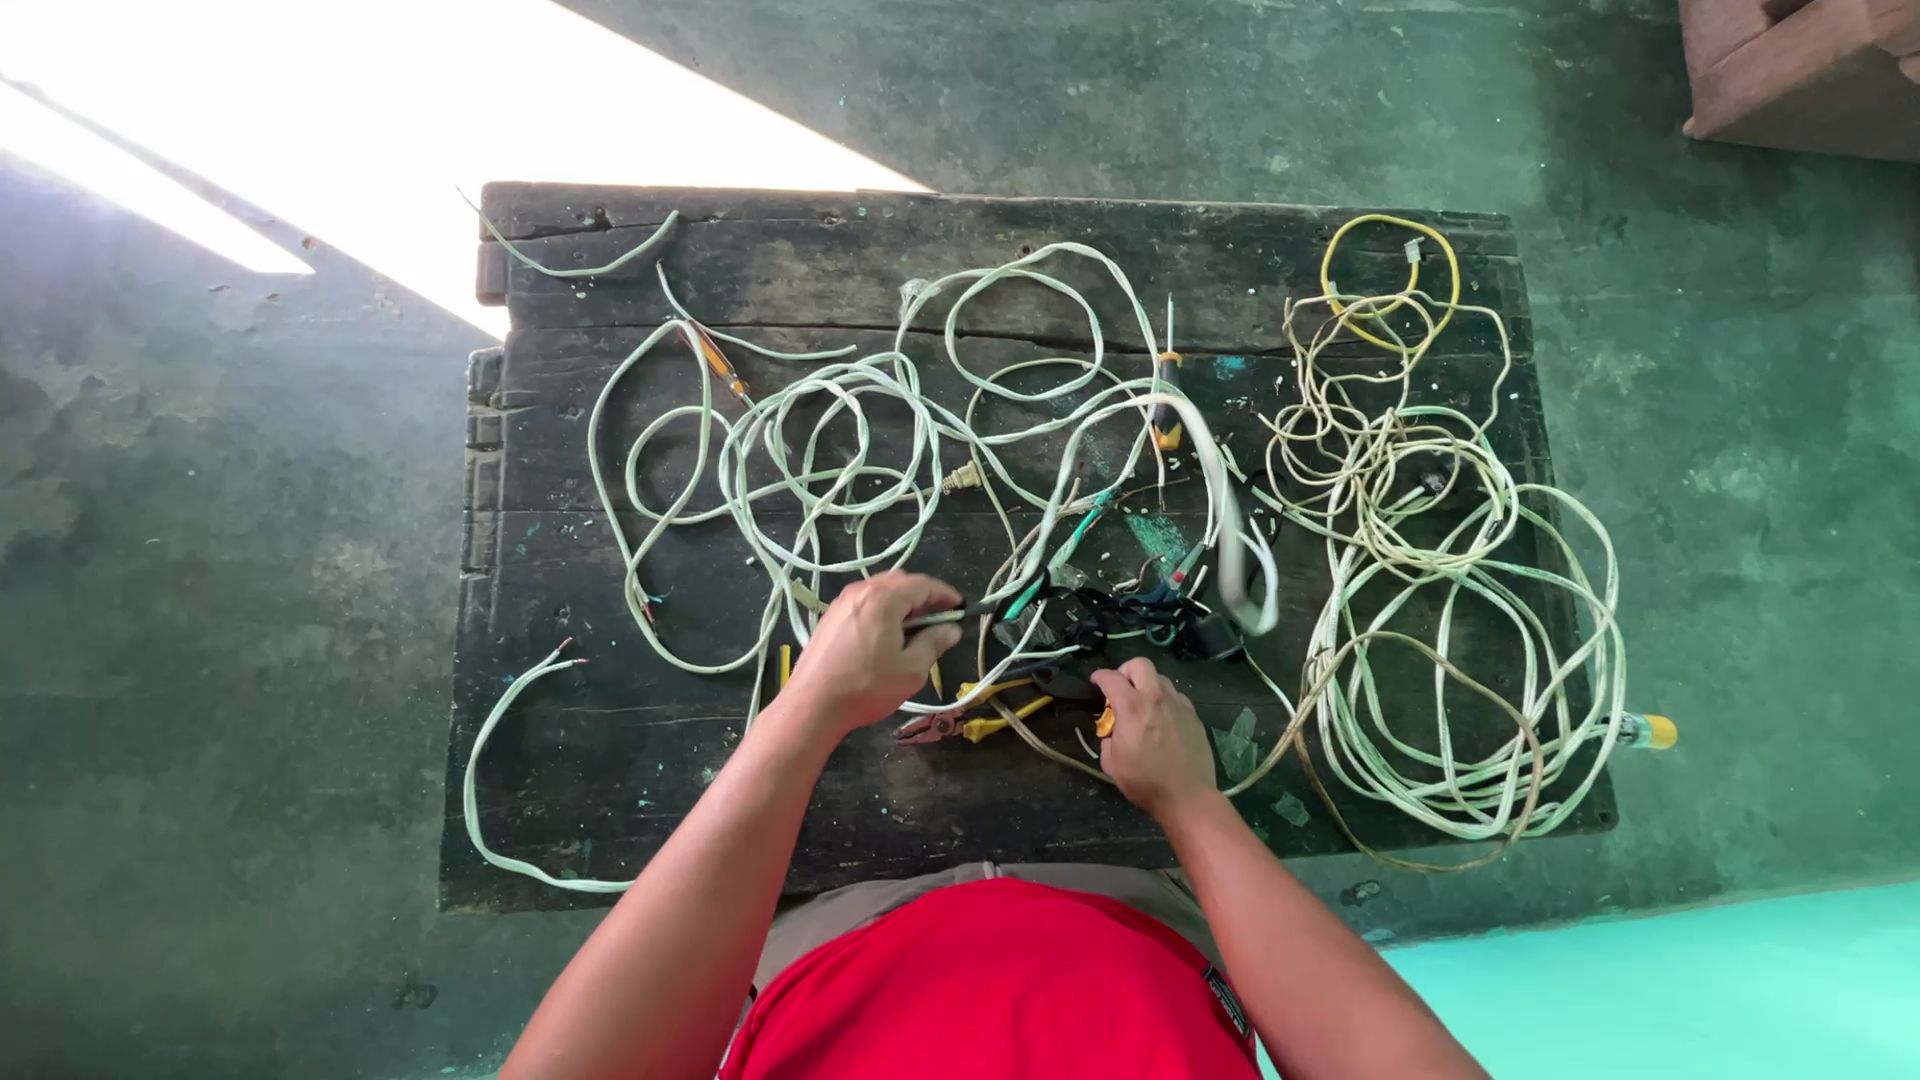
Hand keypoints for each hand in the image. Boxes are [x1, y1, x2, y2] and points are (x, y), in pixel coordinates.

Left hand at [784, 571, 963, 738]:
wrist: (812, 705)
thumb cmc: (866, 686)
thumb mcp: (911, 670)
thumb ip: (934, 643)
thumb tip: (951, 629)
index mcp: (883, 598)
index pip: (922, 584)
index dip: (945, 594)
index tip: (960, 607)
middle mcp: (860, 591)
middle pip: (900, 581)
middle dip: (923, 596)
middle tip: (938, 619)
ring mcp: (841, 603)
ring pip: (879, 590)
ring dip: (901, 603)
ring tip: (913, 628)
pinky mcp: (830, 618)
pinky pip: (864, 603)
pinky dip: (881, 610)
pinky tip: (885, 635)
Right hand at [1090, 657, 1218, 821]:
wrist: (1187, 796)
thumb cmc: (1144, 782)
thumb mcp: (1111, 762)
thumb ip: (1107, 738)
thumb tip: (1113, 731)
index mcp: (1131, 708)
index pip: (1111, 677)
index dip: (1099, 676)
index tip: (1095, 682)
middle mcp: (1155, 698)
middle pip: (1140, 664)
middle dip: (1125, 670)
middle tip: (1121, 688)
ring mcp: (1178, 705)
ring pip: (1160, 678)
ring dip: (1147, 685)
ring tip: (1143, 704)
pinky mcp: (1193, 715)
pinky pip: (1176, 696)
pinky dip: (1164, 700)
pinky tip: (1162, 718)